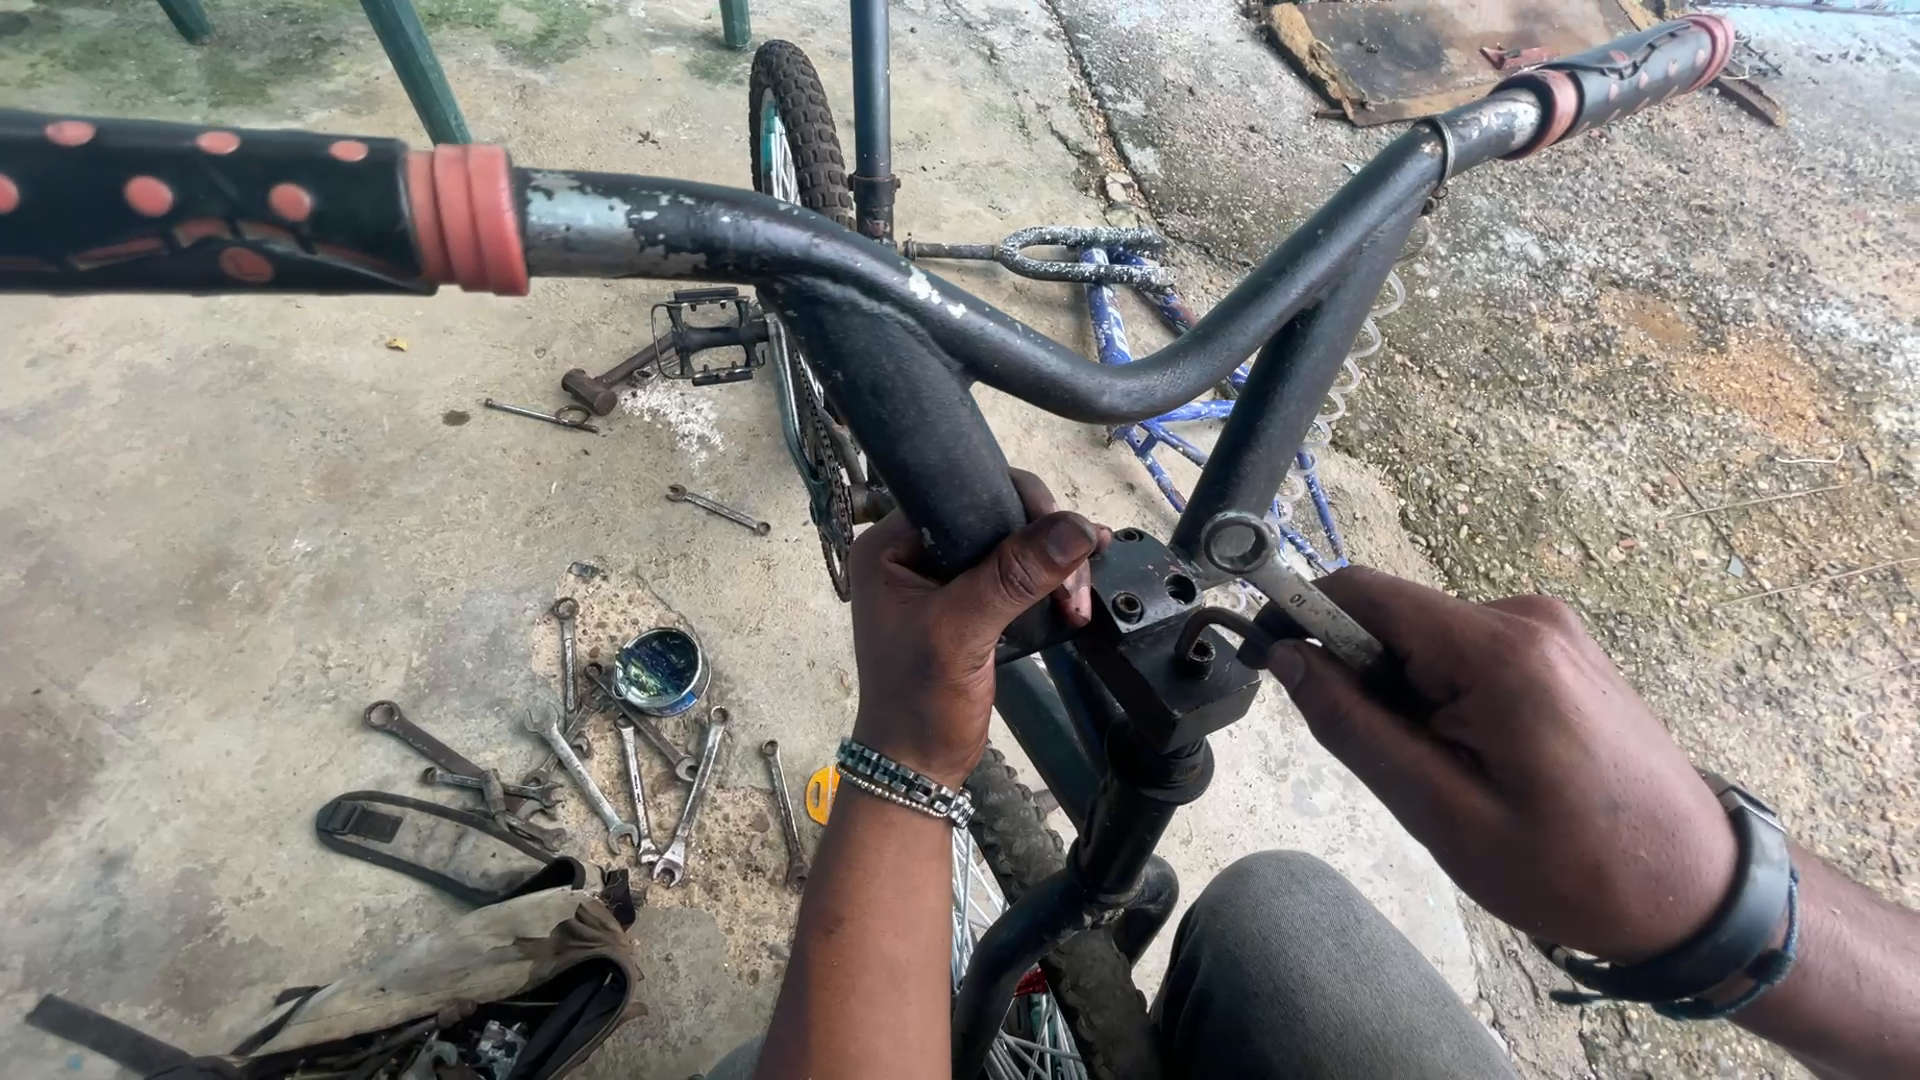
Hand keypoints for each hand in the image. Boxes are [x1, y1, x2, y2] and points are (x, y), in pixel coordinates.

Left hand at [847, 471, 1105, 787]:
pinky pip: (1018, 573)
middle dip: (1045, 544)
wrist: (919, 766)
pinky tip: (1077, 595)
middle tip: (1074, 584)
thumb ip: (1012, 578)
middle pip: (996, 516)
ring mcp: (945, 576)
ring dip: (1054, 568)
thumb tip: (1076, 527)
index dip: (1017, 503)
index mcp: (892, 544)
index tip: (1061, 534)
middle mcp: (916, 550)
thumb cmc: (919, 703)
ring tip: (1078, 604)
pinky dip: (1049, 583)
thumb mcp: (960, 634)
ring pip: (1015, 545)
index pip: (962, 493)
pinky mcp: (972, 600)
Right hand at [1267, 567, 1736, 963]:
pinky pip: (1457, 648)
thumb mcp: (1438, 810)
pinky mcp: (1553, 645)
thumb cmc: (1570, 868)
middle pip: (1389, 618)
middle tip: (1386, 755)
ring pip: (1419, 637)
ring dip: (1399, 689)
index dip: (1298, 616)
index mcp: (1497, 651)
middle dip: (1359, 675)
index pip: (1359, 592)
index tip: (1271, 665)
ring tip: (1440, 764)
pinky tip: (1472, 748)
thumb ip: (1351, 724)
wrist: (1705, 897)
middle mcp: (1522, 616)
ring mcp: (1545, 627)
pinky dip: (1435, 689)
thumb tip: (1284, 657)